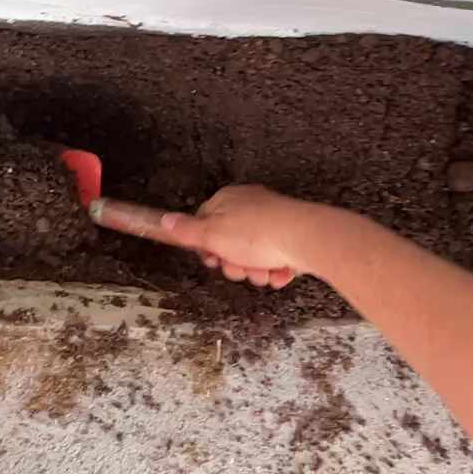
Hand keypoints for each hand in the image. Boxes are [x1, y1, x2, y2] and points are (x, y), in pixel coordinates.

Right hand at [158, 185, 339, 286]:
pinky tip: (281, 273)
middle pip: (229, 241)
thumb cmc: (257, 234)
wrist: (307, 238)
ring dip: (256, 270)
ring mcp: (272, 219)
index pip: (204, 222)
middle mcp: (249, 205)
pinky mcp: (291, 234)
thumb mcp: (212, 235)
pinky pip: (276, 255)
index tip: (211, 258)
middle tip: (240, 268)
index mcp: (226, 200)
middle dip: (234, 262)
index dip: (205, 245)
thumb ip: (186, 230)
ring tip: (265, 272)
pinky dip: (276, 268)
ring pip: (253, 253)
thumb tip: (165, 221)